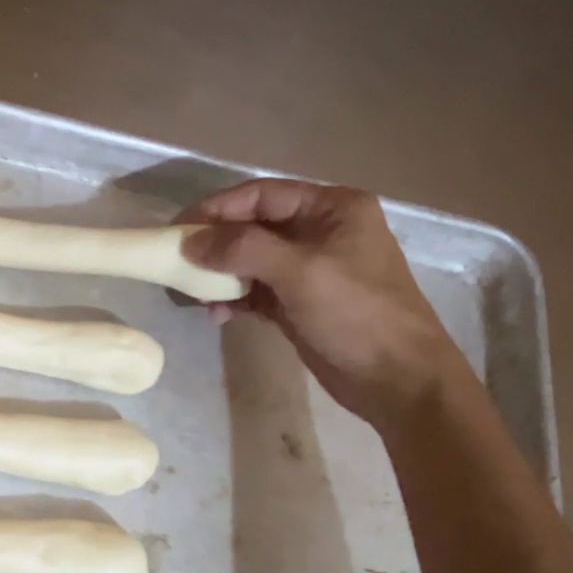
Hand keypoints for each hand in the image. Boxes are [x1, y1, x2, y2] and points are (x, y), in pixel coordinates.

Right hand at [181, 179, 466, 429]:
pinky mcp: (299, 304)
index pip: (262, 195)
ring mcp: (309, 270)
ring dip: (220, 276)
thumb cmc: (356, 314)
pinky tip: (216, 315)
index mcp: (332, 208)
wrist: (395, 377)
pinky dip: (233, 299)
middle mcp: (320, 231)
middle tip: (177, 266)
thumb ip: (244, 250)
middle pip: (253, 227)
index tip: (177, 230)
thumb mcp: (300, 273)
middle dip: (215, 246)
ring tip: (195, 297)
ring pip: (250, 262)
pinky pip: (256, 292)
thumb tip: (191, 242)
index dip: (217, 209)